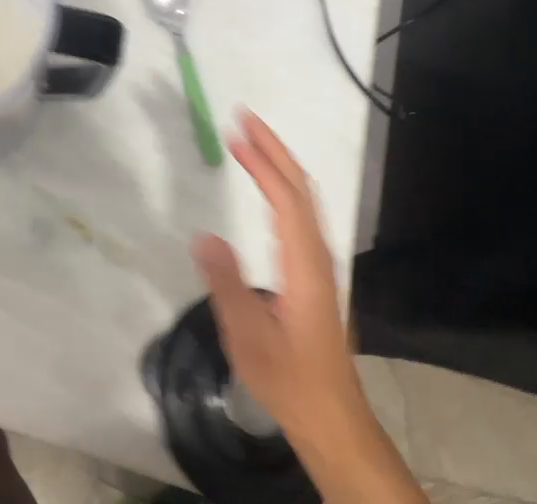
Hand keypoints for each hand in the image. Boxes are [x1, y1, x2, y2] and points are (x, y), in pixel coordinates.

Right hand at [192, 111, 359, 454]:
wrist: (332, 416)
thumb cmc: (288, 377)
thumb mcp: (248, 335)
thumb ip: (226, 284)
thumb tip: (204, 235)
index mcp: (304, 264)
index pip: (285, 198)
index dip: (262, 160)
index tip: (237, 130)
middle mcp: (318, 256)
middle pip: (300, 190)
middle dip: (274, 150)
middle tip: (244, 120)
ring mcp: (320, 266)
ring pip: (304, 202)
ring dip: (279, 167)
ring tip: (251, 144)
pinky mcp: (315, 277)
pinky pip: (300, 217)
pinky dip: (282, 191)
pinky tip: (269, 193)